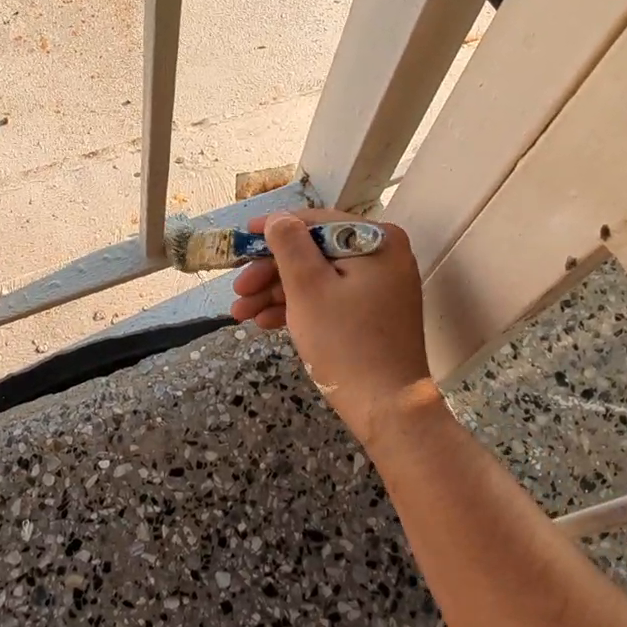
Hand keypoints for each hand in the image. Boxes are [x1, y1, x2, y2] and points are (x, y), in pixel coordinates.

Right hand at [230, 209, 436, 443]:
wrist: (387, 409)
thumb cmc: (346, 343)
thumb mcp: (308, 288)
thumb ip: (289, 245)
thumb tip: (278, 217)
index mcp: (376, 240)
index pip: (315, 222)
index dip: (275, 229)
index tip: (243, 236)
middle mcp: (383, 256)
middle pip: (314, 252)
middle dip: (270, 271)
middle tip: (238, 288)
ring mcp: (379, 286)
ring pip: (318, 277)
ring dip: (276, 293)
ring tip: (240, 314)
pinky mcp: (372, 313)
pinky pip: (329, 298)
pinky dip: (299, 308)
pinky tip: (264, 323)